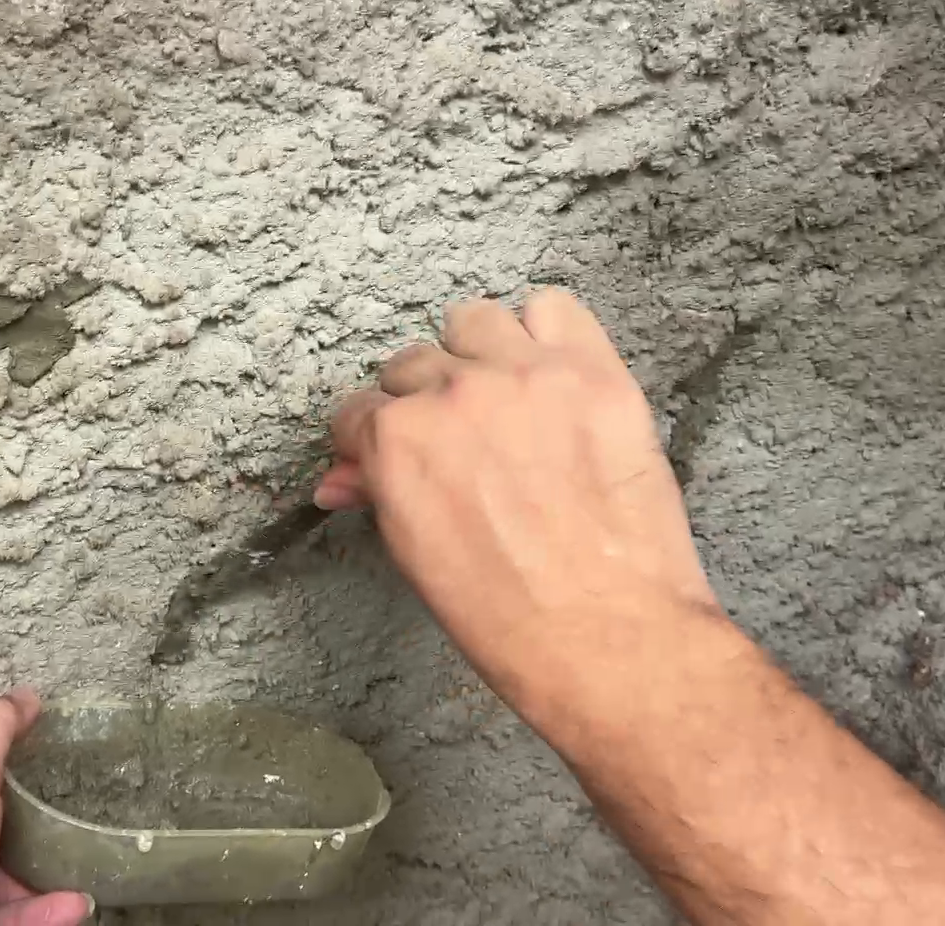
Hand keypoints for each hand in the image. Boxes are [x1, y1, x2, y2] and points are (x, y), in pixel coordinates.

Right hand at [313, 290, 723, 713]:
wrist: (606, 637)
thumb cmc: (499, 610)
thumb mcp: (410, 549)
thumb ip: (374, 489)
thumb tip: (338, 477)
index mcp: (395, 440)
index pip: (356, 408)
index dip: (366, 436)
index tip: (384, 451)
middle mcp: (452, 395)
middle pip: (410, 362)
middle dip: (420, 401)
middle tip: (452, 438)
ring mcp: (524, 377)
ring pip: (472, 320)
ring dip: (474, 355)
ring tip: (498, 397)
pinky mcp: (592, 373)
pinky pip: (552, 308)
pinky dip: (543, 333)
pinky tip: (547, 374)